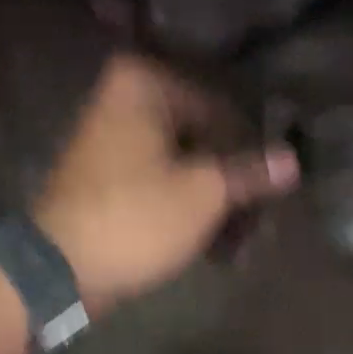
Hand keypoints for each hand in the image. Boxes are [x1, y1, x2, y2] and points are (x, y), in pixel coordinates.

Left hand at [33, 54, 299, 312]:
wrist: (59, 270)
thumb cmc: (135, 218)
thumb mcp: (203, 194)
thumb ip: (249, 173)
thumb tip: (293, 160)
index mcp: (144, 83)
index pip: (222, 107)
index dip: (252, 150)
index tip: (276, 186)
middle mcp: (122, 101)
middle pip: (200, 137)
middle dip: (231, 181)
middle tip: (261, 220)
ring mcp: (109, 144)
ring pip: (180, 167)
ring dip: (212, 203)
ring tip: (240, 242)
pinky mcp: (104, 185)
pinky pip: (157, 189)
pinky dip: (183, 212)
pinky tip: (212, 246)